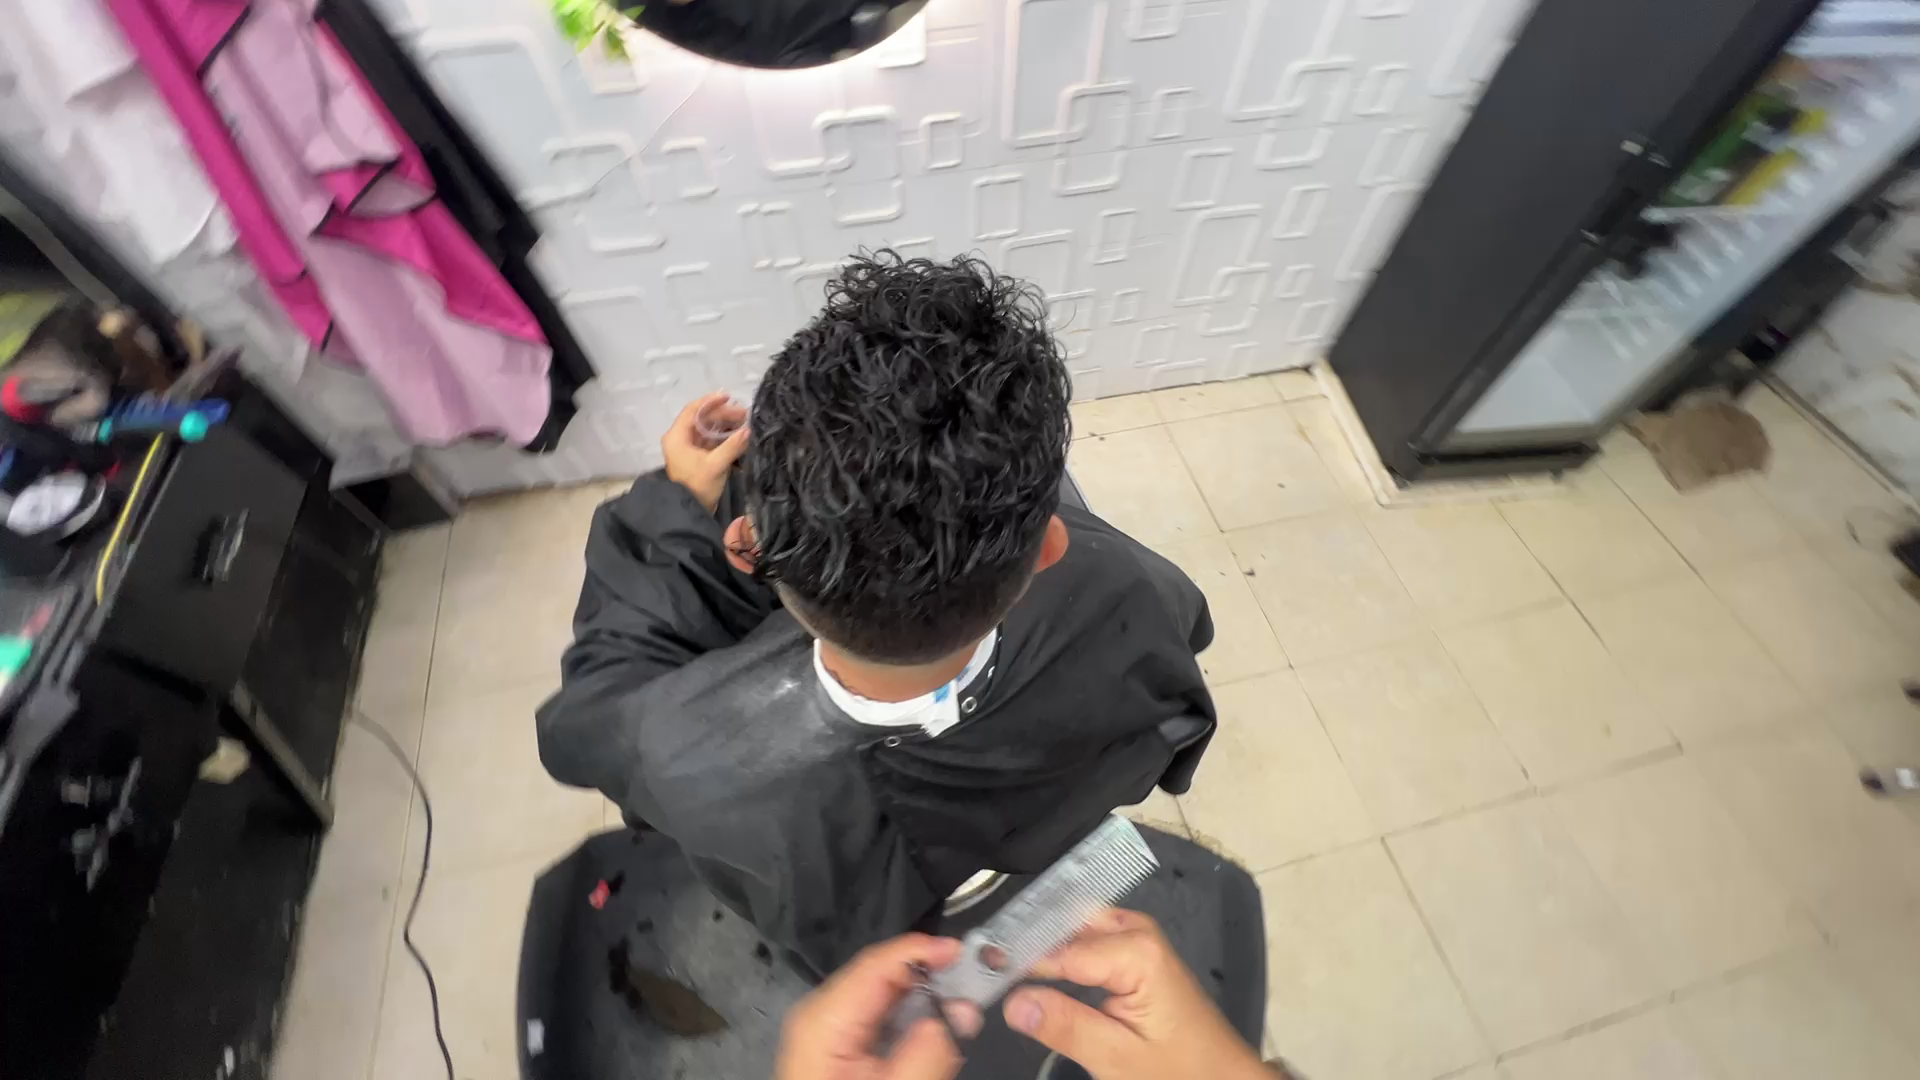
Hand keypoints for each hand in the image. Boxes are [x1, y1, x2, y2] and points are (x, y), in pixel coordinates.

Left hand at [663, 391, 749, 512]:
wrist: (690, 511)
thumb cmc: (698, 486)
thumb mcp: (716, 465)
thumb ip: (732, 446)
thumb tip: (749, 430)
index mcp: (677, 436)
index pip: (693, 410)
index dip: (711, 401)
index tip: (729, 396)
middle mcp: (681, 439)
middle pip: (703, 419)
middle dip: (724, 416)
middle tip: (745, 415)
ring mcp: (690, 449)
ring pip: (709, 430)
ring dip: (726, 427)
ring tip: (746, 425)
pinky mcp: (699, 458)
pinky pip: (712, 442)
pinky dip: (725, 439)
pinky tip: (740, 438)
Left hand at [776, 934, 964, 1079]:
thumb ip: (930, 1052)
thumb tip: (964, 1009)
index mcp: (825, 1018)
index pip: (878, 963)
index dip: (923, 950)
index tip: (966, 952)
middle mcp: (820, 1012)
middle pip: (880, 975)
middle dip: (928, 975)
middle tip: (973, 982)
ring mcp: (823, 1030)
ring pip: (880, 994)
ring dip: (921, 997)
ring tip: (960, 1005)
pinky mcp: (832, 1048)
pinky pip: (874, 1018)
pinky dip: (905, 1018)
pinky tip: (931, 1029)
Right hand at [1003, 910, 1273, 1079]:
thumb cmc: (1179, 1074)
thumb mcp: (1119, 1061)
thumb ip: (1064, 1026)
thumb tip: (1011, 1002)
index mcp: (1134, 949)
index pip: (1060, 949)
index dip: (1017, 959)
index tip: (978, 966)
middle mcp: (1134, 928)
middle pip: (1066, 926)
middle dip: (1027, 940)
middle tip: (983, 960)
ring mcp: (1135, 935)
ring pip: (1074, 928)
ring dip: (1040, 943)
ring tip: (998, 960)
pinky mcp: (1134, 949)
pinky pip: (1088, 939)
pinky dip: (1060, 951)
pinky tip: (1033, 965)